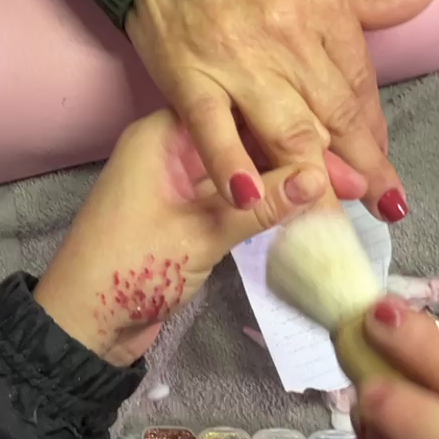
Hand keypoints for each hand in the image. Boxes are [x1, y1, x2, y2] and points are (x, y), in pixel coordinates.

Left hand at [34, 110, 324, 366]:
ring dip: (282, 186)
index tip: (347, 152)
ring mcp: (176, 183)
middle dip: (296, 161)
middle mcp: (170, 149)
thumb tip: (321, 177)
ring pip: (240, 174)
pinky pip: (229, 200)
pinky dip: (260, 206)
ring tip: (341, 195)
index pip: (240, 114)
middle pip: (244, 144)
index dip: (294, 130)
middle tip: (356, 181)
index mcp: (163, 134)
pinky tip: (301, 211)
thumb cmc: (129, 268)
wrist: (82, 324)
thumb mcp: (200, 233)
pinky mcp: (182, 214)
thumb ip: (259, 205)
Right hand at [127, 0, 436, 224]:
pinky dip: (232, 167)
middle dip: (363, 169)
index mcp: (324, 7)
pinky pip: (215, 131)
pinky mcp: (191, 79)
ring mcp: (239, 63)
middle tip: (383, 208)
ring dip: (317, 181)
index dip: (374, 133)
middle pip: (335, 117)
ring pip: (289, 132)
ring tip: (336, 218)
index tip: (384, 170)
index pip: (359, 86)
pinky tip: (247, 200)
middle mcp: (290, 40)